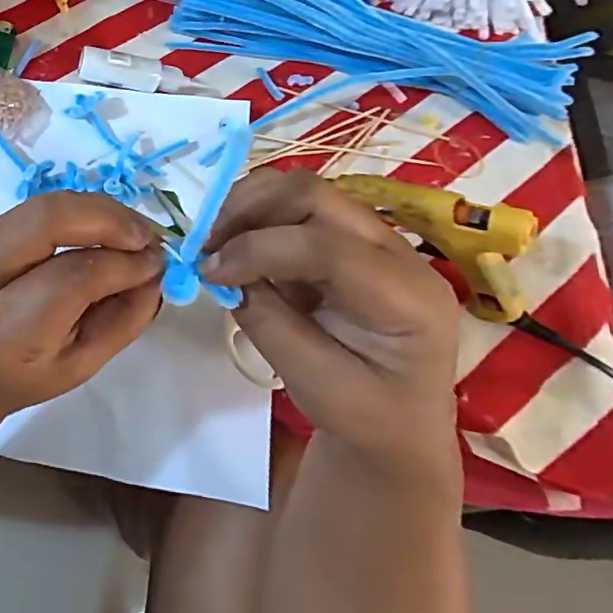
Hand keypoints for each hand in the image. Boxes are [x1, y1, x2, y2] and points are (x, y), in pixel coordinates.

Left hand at [0, 191, 165, 427]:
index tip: (156, 264)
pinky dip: (79, 211)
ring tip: (133, 231)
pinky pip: (37, 208)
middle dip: (109, 219)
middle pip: (48, 220)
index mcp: (3, 331)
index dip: (121, 264)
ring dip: (97, 209)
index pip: (70, 278)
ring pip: (43, 205)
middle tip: (148, 237)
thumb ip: (124, 318)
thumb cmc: (26, 377)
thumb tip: (154, 268)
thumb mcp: (83, 365)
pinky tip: (105, 228)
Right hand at [203, 169, 461, 487]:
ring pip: (302, 189)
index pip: (328, 247)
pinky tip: (233, 244)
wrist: (399, 422)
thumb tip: (219, 273)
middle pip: (314, 196)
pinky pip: (296, 207)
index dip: (259, 249)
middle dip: (248, 210)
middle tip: (205, 247)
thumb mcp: (314, 383)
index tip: (209, 273)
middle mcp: (398, 253)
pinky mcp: (347, 239)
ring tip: (215, 242)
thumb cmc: (365, 415)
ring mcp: (374, 240)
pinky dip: (255, 215)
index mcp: (407, 299)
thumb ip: (268, 323)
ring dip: (248, 205)